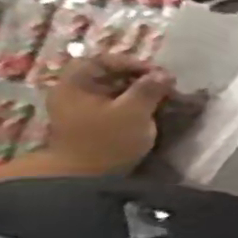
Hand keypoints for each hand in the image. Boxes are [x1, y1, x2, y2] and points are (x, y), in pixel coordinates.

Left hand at [39, 55, 175, 175]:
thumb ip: (149, 91)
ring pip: (111, 90)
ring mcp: (79, 108)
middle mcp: (72, 91)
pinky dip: (131, 105)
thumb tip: (165, 74)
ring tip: (162, 100)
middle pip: (106, 75)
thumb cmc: (108, 142)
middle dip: (138, 78)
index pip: (103, 61)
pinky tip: (149, 112)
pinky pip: (112, 105)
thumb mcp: (134, 114)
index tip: (160, 75)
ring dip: (137, 92)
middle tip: (165, 87)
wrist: (85, 177)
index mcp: (75, 83)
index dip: (133, 63)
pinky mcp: (89, 123)